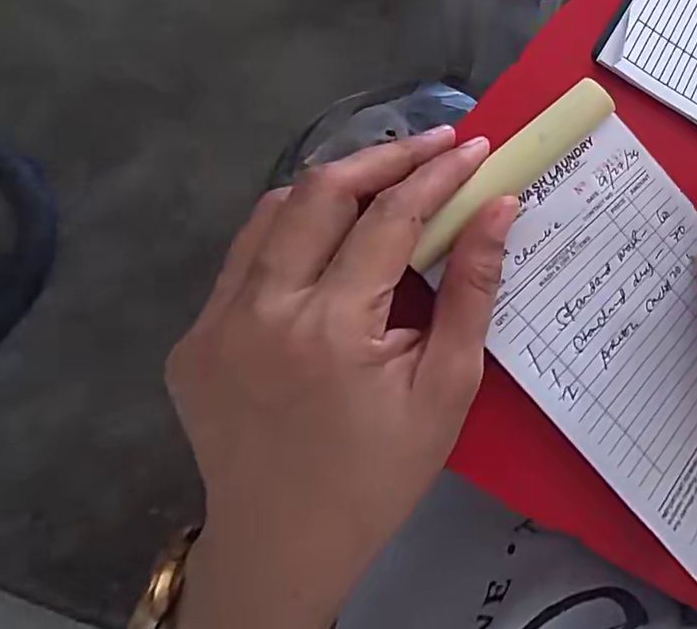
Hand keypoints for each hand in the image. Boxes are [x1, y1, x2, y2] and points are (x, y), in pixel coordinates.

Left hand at [165, 129, 516, 628]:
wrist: (280, 550)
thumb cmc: (381, 471)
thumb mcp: (448, 384)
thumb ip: (473, 288)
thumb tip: (499, 208)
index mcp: (328, 328)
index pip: (390, 218)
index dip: (438, 174)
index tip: (477, 147)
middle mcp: (257, 312)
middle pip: (320, 193)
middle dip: (386, 157)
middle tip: (438, 145)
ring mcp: (213, 323)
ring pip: (276, 210)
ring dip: (341, 181)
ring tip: (395, 174)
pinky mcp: (196, 337)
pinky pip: (251, 251)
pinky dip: (301, 220)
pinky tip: (340, 229)